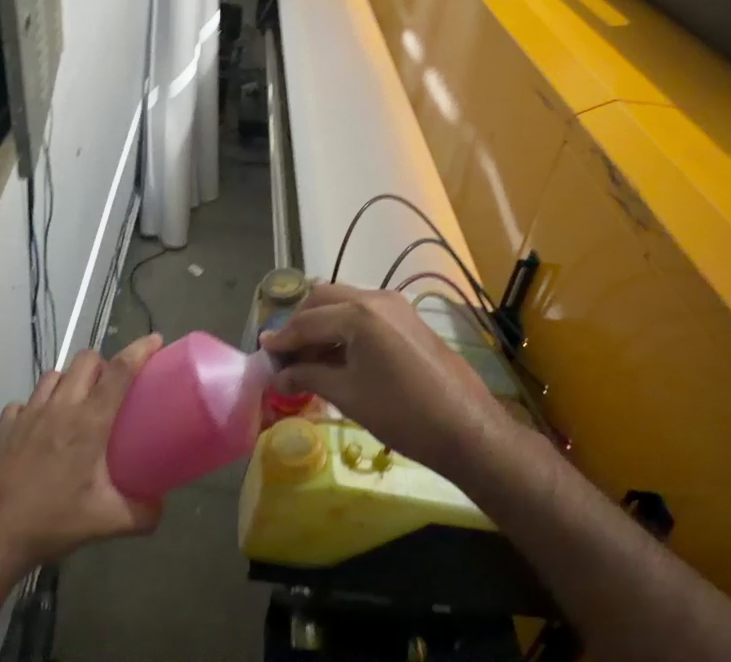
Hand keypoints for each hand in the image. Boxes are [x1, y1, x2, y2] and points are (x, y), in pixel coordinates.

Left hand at [0, 335, 164, 572]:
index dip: (139, 351)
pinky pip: (26, 400)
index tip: (155, 340)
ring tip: (79, 402)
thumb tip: (161, 507)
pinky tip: (41, 427)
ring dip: (72, 380)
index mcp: (88, 422)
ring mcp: (27, 413)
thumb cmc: (51, 522)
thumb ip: (141, 514)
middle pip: (85, 361)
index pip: (119, 372)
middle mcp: (59, 407)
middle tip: (115, 386)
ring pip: (54, 375)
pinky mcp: (4, 426)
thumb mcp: (105, 522)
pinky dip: (39, 405)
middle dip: (104, 363)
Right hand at [260, 283, 517, 480]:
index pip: (307, 321)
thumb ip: (308, 376)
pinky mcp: (410, 320)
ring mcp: (397, 306)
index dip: (282, 339)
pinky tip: (337, 356)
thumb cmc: (402, 414)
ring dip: (323, 323)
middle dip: (300, 322)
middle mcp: (377, 298)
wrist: (467, 430)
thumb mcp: (348, 395)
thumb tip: (278, 376)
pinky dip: (345, 327)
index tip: (263, 353)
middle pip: (324, 299)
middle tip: (285, 353)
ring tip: (308, 357)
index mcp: (359, 313)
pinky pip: (366, 313)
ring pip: (346, 303)